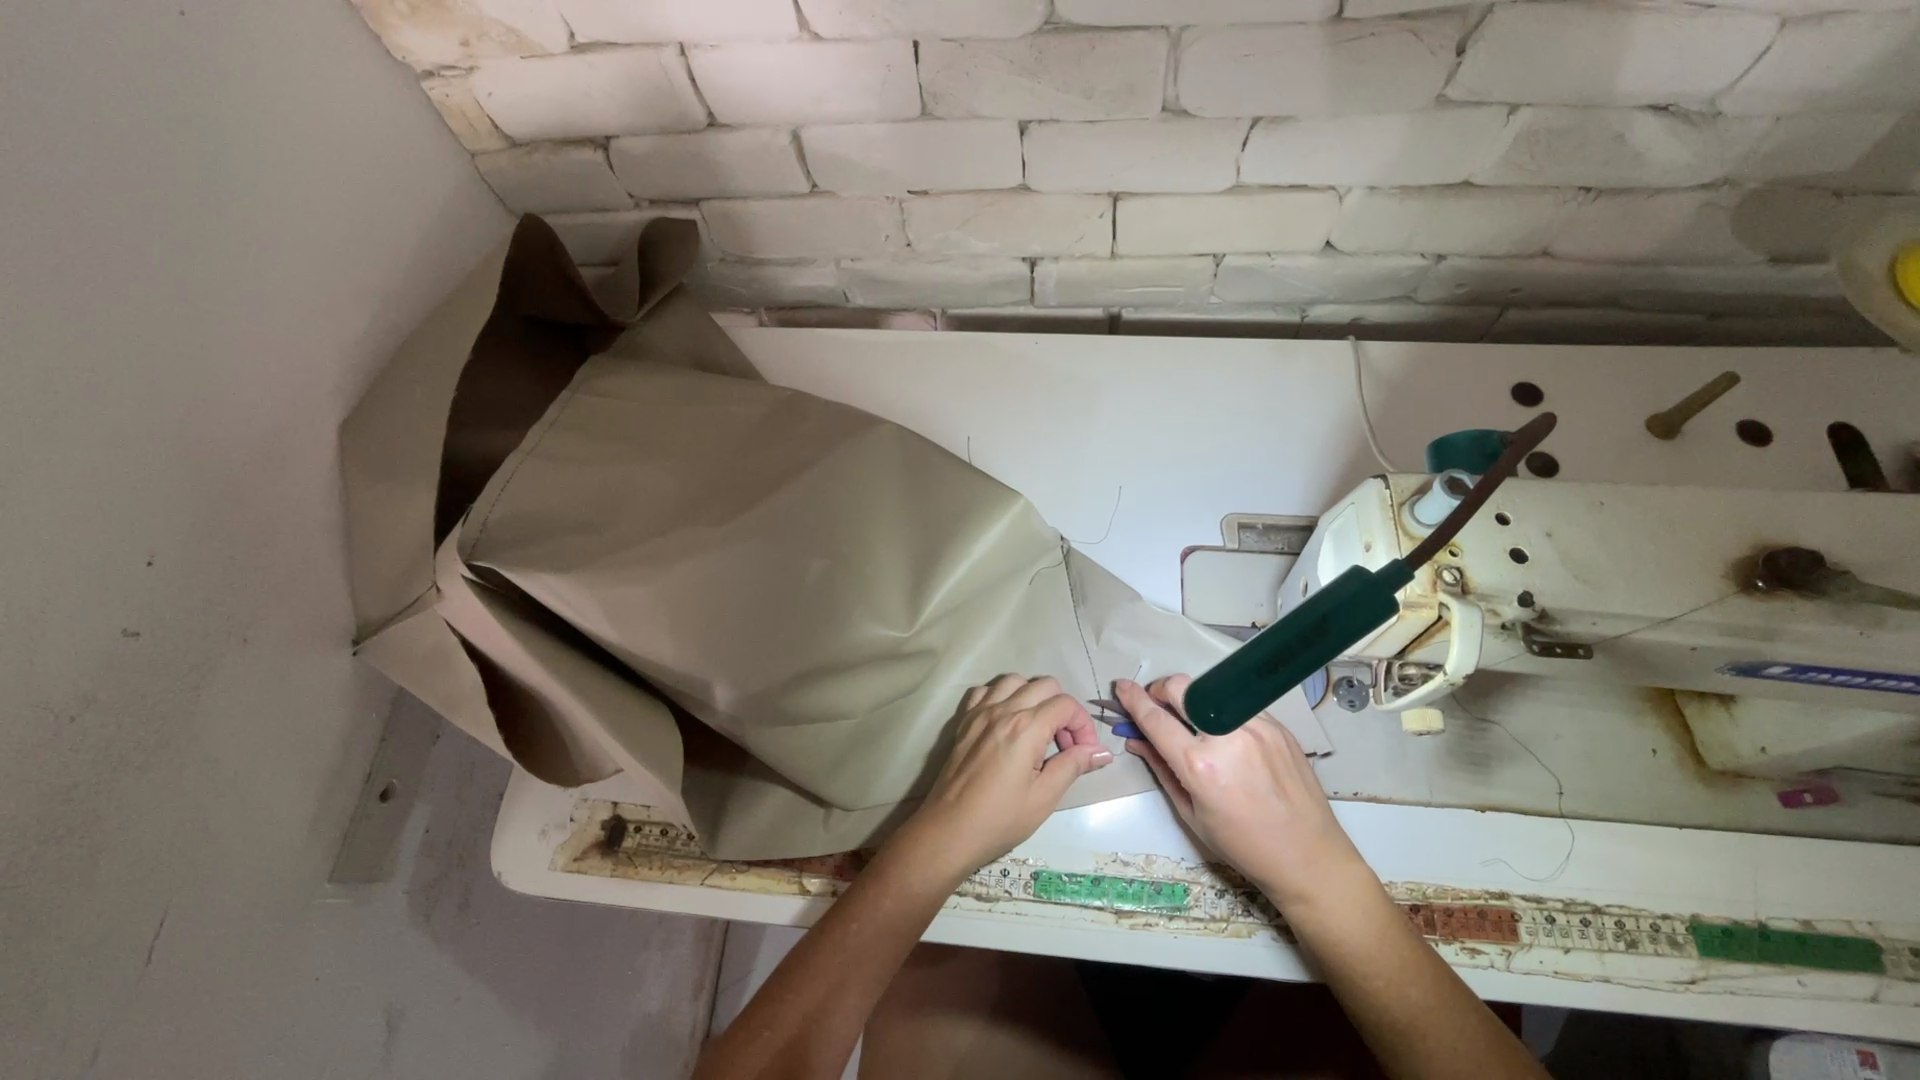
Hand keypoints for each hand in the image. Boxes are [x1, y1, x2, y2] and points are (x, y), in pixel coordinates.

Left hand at [886, 675, 1114, 883]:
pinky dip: (1001, 697)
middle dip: (1063, 709)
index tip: (1084, 753)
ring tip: (1037, 730)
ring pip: (1014, 681)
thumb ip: (1074, 766)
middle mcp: (1003, 710)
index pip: (1067, 705)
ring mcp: (979, 712)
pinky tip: (1007, 723)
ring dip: (1033, 697)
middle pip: (1045, 685)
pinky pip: (985, 691)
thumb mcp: (1045, 797)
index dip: (1083, 726)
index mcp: (1026, 727)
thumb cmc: (1000, 820)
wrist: (949, 831)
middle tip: (1064, 744)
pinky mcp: (963, 721)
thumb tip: (1102, 752)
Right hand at [1118, 676, 1373, 914]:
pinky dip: (1222, 713)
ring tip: (1193, 724)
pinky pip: (1238, 706)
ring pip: (1211, 691)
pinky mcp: (1278, 727)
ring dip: (1193, 700)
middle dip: (1162, 690)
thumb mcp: (1191, 813)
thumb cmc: (1243, 845)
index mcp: (1200, 765)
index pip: (1156, 718)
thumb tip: (1136, 741)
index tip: (1121, 687)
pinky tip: (1226, 738)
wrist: (1308, 856)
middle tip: (1157, 705)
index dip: (1133, 699)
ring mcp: (1257, 727)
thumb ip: (1161, 769)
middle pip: (1183, 687)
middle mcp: (1228, 737)